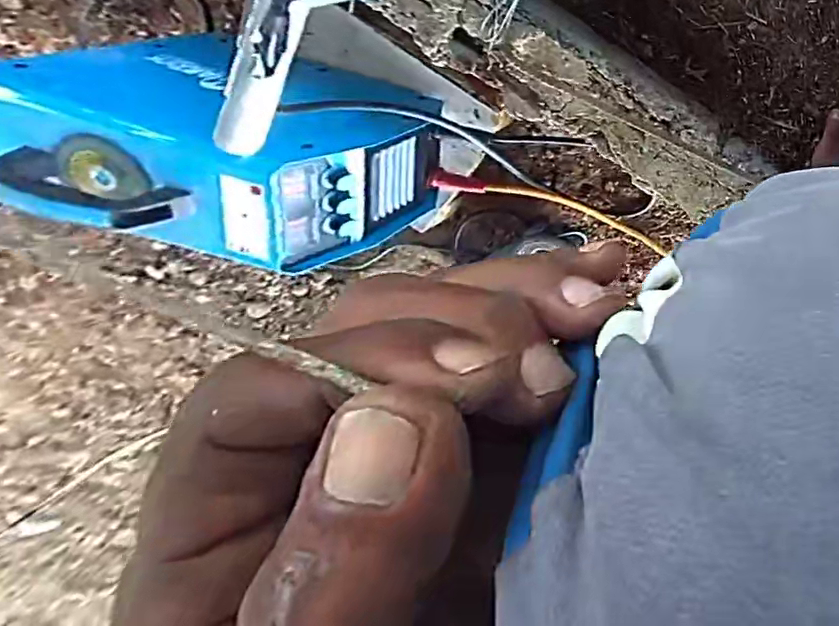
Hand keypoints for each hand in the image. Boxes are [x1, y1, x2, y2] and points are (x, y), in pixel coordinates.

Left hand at [114, 245, 629, 625]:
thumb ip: (342, 568)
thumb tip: (395, 415)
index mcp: (235, 518)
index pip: (260, 390)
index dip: (374, 357)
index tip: (490, 380)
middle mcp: (328, 444)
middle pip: (373, 324)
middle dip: (477, 324)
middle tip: (551, 372)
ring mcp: (425, 422)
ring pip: (455, 309)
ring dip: (534, 294)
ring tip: (597, 309)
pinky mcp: (502, 421)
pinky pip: (523, 332)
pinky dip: (564, 294)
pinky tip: (603, 269)